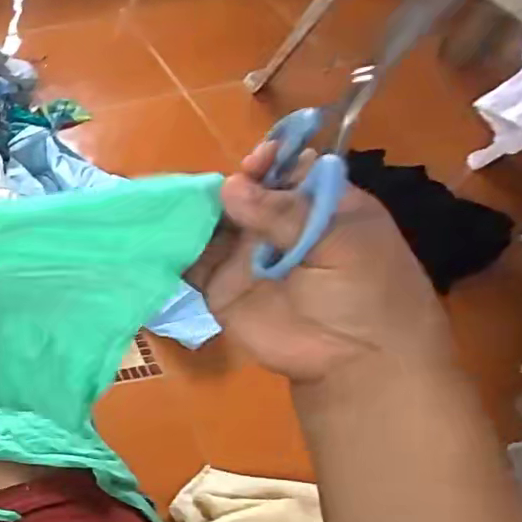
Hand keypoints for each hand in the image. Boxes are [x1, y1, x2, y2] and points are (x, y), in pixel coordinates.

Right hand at [186, 143, 452, 386]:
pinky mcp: (219, 289)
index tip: (255, 162)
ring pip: (212, 225)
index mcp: (314, 206)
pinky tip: (156, 234)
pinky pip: (192, 265)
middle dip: (223, 186)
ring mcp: (244, 258)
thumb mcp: (338, 241)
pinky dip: (173, 250)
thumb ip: (286, 213)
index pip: (283, 171)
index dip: (268, 162)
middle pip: (241, 194)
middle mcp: (275, 227)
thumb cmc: (365, 291)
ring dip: (191, 212)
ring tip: (171, 201)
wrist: (350, 359)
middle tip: (209, 188)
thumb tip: (231, 186)